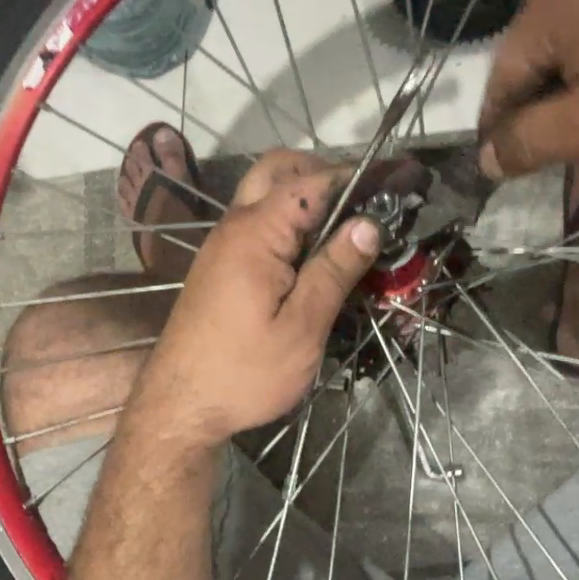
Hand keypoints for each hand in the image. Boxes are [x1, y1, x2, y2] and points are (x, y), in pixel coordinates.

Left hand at [130, 150, 381, 448]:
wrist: (180, 406)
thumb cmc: (244, 373)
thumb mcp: (302, 328)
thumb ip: (334, 271)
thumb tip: (368, 224)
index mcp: (256, 233)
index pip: (313, 181)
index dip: (358, 177)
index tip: (398, 185)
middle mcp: (234, 227)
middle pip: (278, 172)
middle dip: (324, 176)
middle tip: (363, 204)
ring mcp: (221, 248)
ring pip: (264, 199)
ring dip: (304, 202)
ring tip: (347, 233)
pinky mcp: (218, 272)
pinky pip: (256, 230)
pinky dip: (286, 228)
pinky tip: (312, 260)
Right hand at [477, 0, 578, 178]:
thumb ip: (531, 143)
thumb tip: (486, 159)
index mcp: (543, 12)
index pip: (498, 84)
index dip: (498, 131)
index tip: (507, 166)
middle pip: (531, 58)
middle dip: (534, 105)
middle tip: (553, 148)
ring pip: (566, 39)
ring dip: (568, 80)